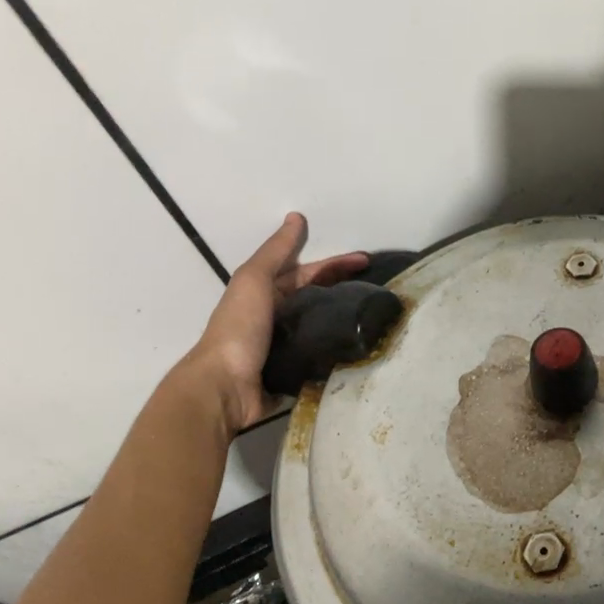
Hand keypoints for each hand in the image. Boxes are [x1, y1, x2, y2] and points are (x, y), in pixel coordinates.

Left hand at [182, 213, 367, 435]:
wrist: (225, 386)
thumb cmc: (239, 328)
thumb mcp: (253, 280)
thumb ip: (276, 251)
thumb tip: (296, 217)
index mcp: (266, 294)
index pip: (308, 272)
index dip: (336, 264)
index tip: (367, 261)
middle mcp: (277, 318)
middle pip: (318, 298)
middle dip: (346, 290)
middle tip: (379, 290)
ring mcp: (287, 347)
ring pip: (323, 327)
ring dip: (347, 322)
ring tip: (379, 319)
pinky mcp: (296, 373)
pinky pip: (323, 357)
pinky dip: (340, 350)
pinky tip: (364, 347)